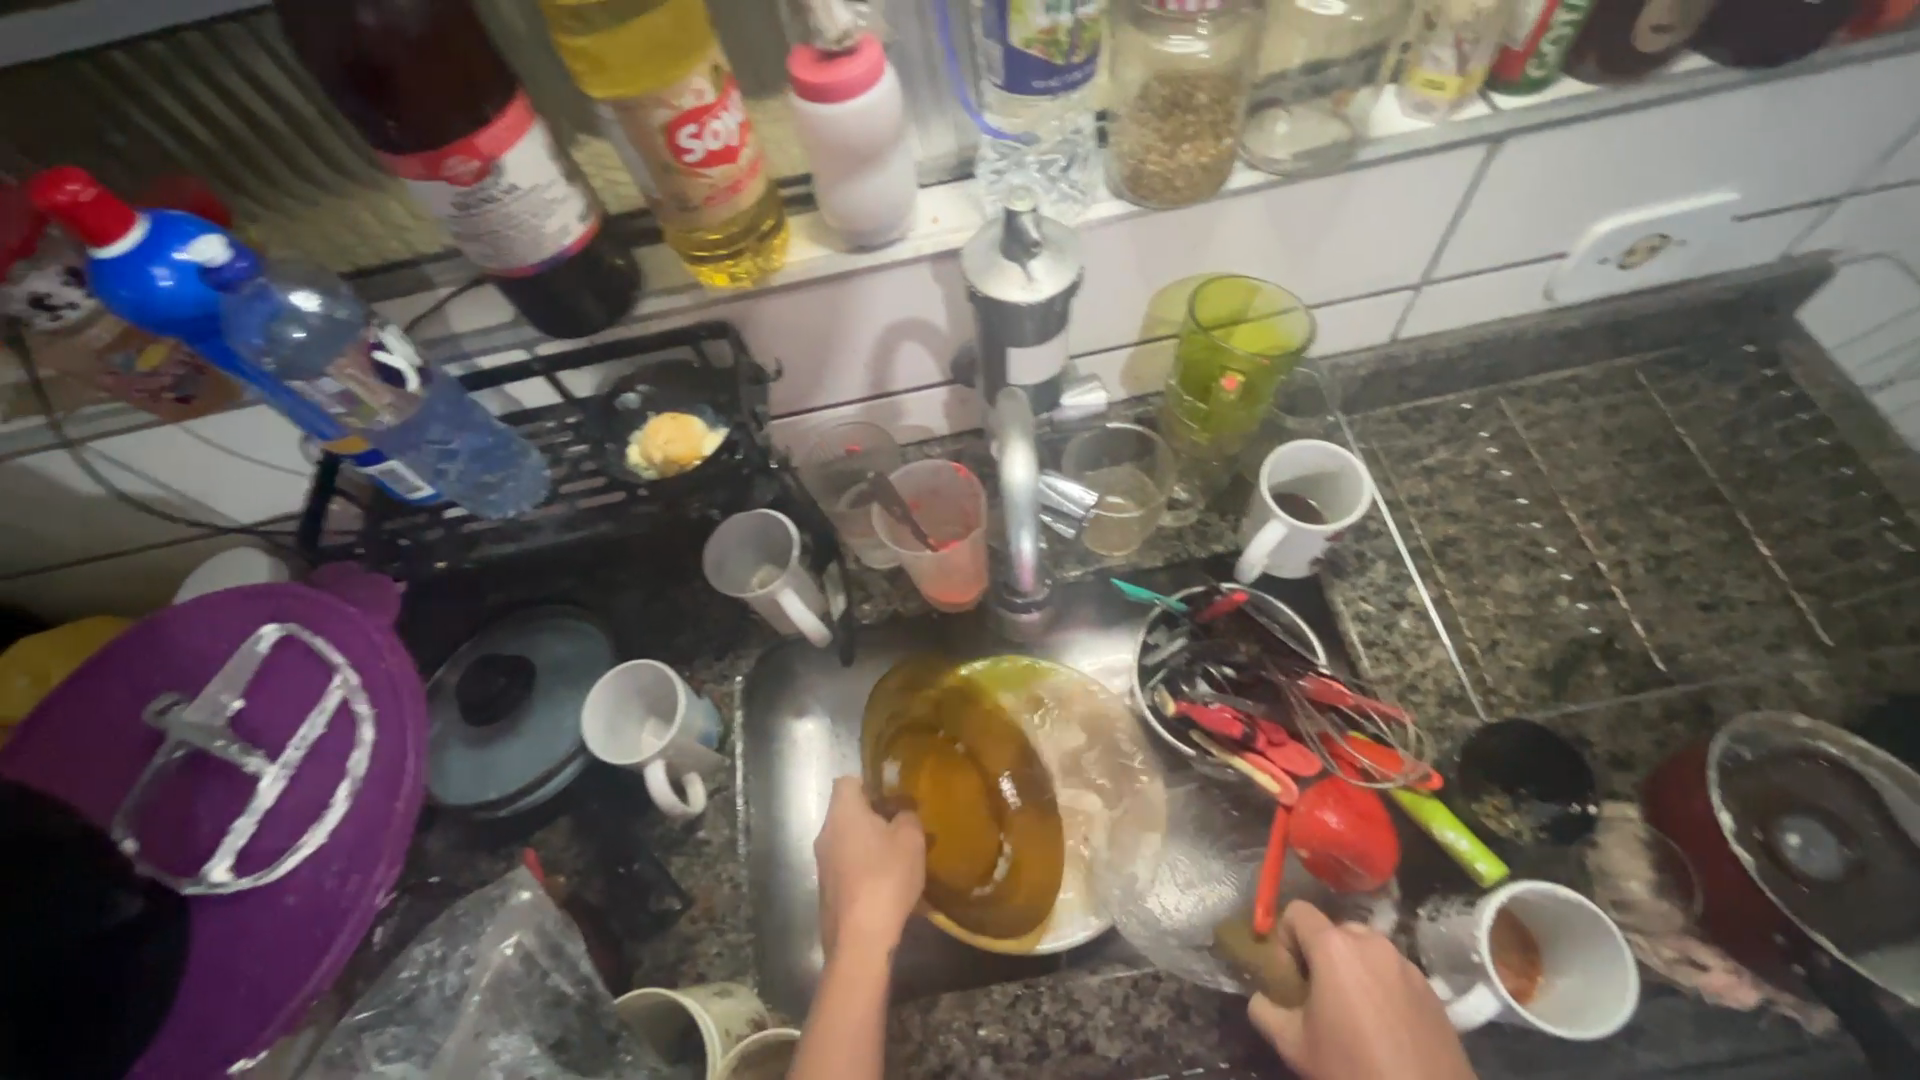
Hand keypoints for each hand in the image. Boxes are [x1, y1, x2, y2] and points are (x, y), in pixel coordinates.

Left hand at [814, 776, 925, 960]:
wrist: (860, 939)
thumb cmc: (886, 877)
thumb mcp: (911, 839)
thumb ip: (907, 817)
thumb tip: (901, 814)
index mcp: (842, 813)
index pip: (848, 781)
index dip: (870, 783)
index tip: (893, 797)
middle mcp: (825, 834)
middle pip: (848, 813)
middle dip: (875, 817)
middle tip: (903, 828)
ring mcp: (823, 865)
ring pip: (848, 842)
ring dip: (871, 845)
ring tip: (900, 858)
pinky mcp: (827, 892)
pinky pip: (847, 868)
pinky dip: (865, 869)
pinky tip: (887, 885)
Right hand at [1249, 902, 1475, 1079]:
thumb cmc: (1353, 1071)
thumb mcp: (1291, 1044)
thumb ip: (1264, 1009)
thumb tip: (1262, 997)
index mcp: (1334, 948)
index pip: (1297, 912)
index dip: (1285, 938)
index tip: (1291, 975)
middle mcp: (1372, 944)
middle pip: (1333, 930)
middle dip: (1321, 955)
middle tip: (1320, 996)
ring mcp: (1406, 965)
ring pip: (1366, 950)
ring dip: (1353, 969)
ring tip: (1355, 1013)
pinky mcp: (1431, 989)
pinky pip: (1393, 972)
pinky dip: (1381, 986)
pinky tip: (1386, 1029)